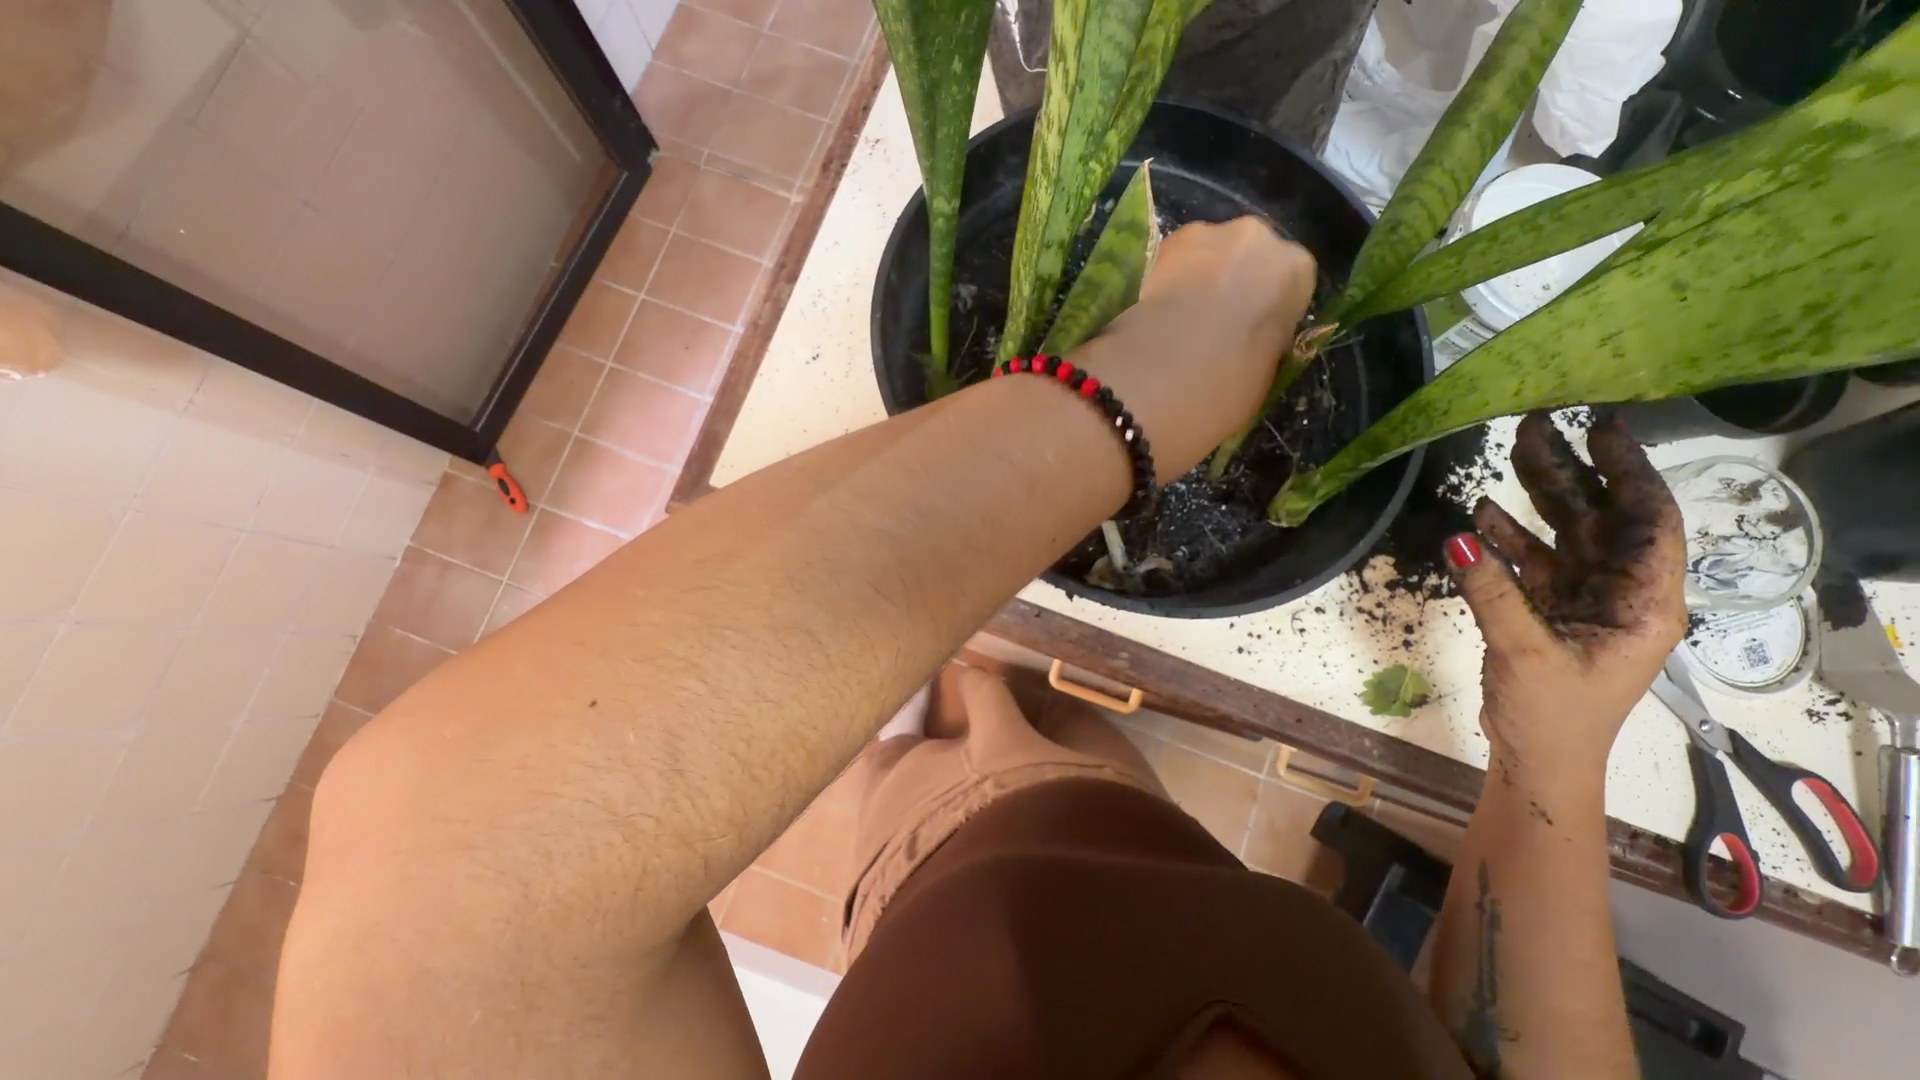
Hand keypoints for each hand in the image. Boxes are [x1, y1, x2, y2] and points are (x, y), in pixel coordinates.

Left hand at [1072, 218, 1314, 479]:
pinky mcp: (1165, 241)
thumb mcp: (1267, 369)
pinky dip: (1168, 277)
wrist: (1169, 369)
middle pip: (1249, 256)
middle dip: (1233, 282)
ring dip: (1199, 275)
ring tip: (1179, 318)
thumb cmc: (1232, 379)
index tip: (1249, 330)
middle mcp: (1260, 237)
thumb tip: (1250, 341)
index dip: (1266, 306)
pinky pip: (1175, 258)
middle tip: (1211, 322)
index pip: (1290, 282)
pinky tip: (1156, 309)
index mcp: (1297, 270)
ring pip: (1210, 252)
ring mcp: (1211, 233)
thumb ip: (1265, 340)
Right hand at [1446, 413, 1686, 790]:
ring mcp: (1581, 599)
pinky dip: (1508, 537)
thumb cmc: (1555, 715)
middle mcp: (1620, 592)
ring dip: (1538, 496)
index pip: (1649, 523)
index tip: (1605, 430)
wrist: (1539, 760)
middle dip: (1574, 473)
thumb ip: (1493, 592)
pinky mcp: (1547, 609)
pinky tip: (1482, 514)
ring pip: (1565, 533)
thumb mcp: (1527, 653)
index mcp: (1645, 602)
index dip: (1631, 473)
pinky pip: (1531, 560)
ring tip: (1512, 451)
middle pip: (1602, 518)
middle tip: (1541, 425)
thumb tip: (1459, 535)